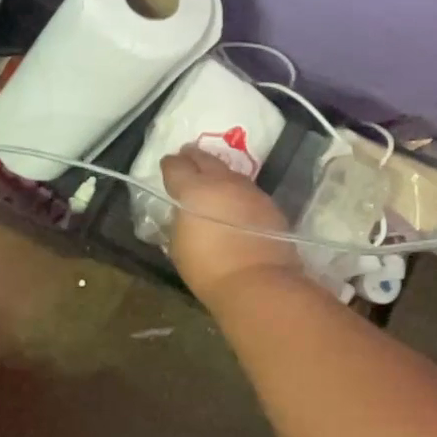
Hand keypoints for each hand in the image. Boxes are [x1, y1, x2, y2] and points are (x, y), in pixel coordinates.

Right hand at [161, 145, 301, 301]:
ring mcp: (250, 192)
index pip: (177, 166)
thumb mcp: (178, 243)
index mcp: (193, 189)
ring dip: (218, 172)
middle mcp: (223, 182)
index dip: (169, 164)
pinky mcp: (270, 206)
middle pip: (206, 160)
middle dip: (194, 156)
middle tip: (186, 154)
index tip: (166, 164)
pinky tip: (233, 200)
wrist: (258, 282)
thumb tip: (182, 210)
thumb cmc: (207, 267)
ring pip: (230, 173)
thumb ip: (179, 219)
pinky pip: (247, 190)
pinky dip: (236, 190)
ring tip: (210, 176)